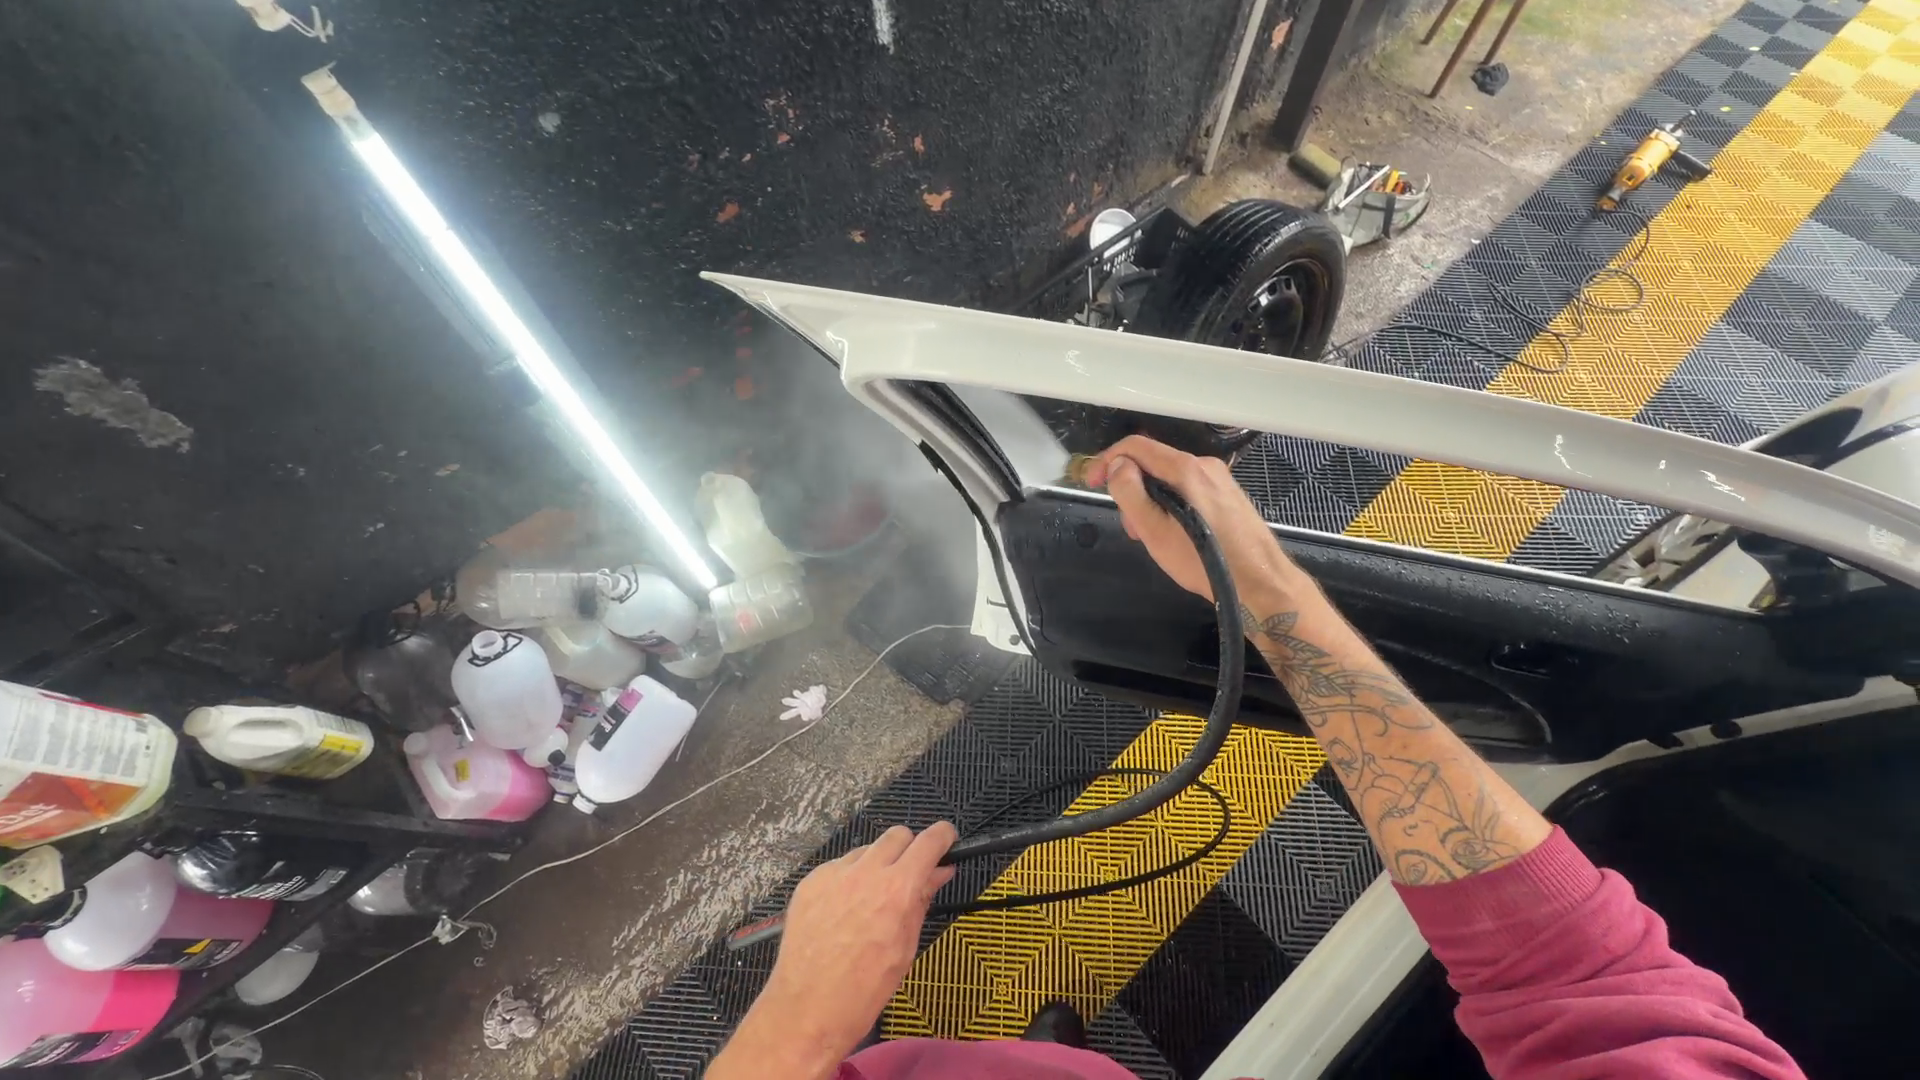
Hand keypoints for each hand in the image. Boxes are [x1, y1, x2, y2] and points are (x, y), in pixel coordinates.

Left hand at [748, 824, 957, 1065]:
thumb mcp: (905, 948)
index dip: (943, 836)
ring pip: (867, 849)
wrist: (807, 1011)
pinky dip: (847, 879)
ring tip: (869, 902)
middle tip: (907, 876)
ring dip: (876, 865)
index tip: (946, 839)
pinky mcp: (810, 881)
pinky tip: (842, 910)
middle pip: (897, 835)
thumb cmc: (864, 990)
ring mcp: (834, 874)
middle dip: (908, 849)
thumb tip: (940, 872)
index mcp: (897, 890)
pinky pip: (838, 867)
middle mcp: (866, 872)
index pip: (928, 842)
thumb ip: (922, 900)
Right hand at [1082, 436, 1311, 613]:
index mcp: (1185, 468)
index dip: (1107, 460)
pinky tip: (1175, 535)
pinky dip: (1171, 505)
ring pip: (1170, 479)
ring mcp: (1220, 479)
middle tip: (1130, 526)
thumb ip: (1130, 493)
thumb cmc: (1202, 560)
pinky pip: (1188, 489)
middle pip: (1153, 462)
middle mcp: (1205, 465)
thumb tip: (1117, 466)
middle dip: (1132, 488)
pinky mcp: (1228, 495)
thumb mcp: (1154, 530)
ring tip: (1152, 536)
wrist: (1259, 583)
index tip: (1092, 483)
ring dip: (1151, 500)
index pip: (1135, 446)